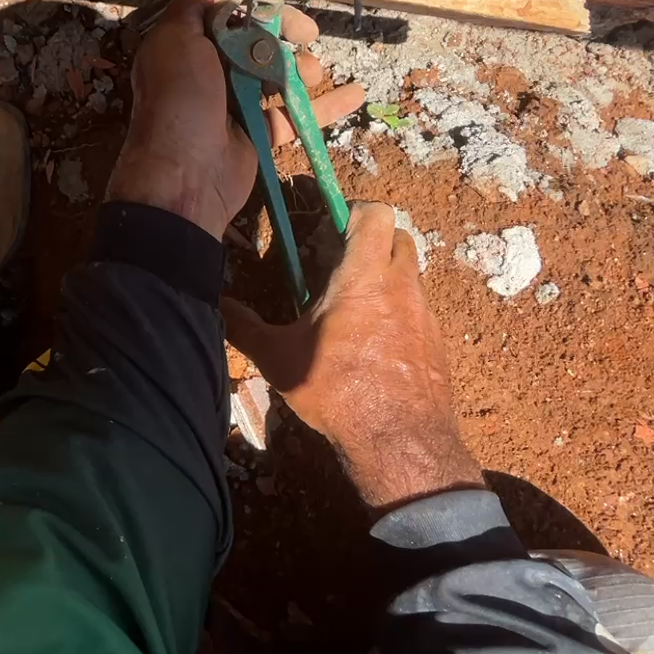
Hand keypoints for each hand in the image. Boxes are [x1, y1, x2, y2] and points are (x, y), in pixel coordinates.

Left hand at [105, 0, 364, 237]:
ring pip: (277, 76)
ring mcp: (235, 105)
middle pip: (256, 43)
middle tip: (309, 34)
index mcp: (187, 49)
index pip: (226, 17)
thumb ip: (189, 10)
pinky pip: (294, 115)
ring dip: (302, 68)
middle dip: (286, 34)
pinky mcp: (257, 134)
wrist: (185, 172)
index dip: (252, 8)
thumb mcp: (173, 42)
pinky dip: (324, 106)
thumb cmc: (180, 99)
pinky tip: (355, 94)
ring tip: (313, 72)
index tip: (274, 6)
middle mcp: (209, 74)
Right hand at [222, 202, 483, 512]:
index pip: (375, 214)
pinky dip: (396, 310)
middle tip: (337, 261)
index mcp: (363, 277)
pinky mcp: (436, 342)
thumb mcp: (278, 357)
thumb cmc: (336, 389)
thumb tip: (216, 304)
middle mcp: (401, 286)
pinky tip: (371, 341)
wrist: (401, 443)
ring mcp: (425, 314)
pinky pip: (417, 308)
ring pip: (409, 274)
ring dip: (384, 276)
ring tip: (350, 305)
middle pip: (398, 237)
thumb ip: (245, 326)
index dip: (354, 210)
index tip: (329, 225)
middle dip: (371, 240)